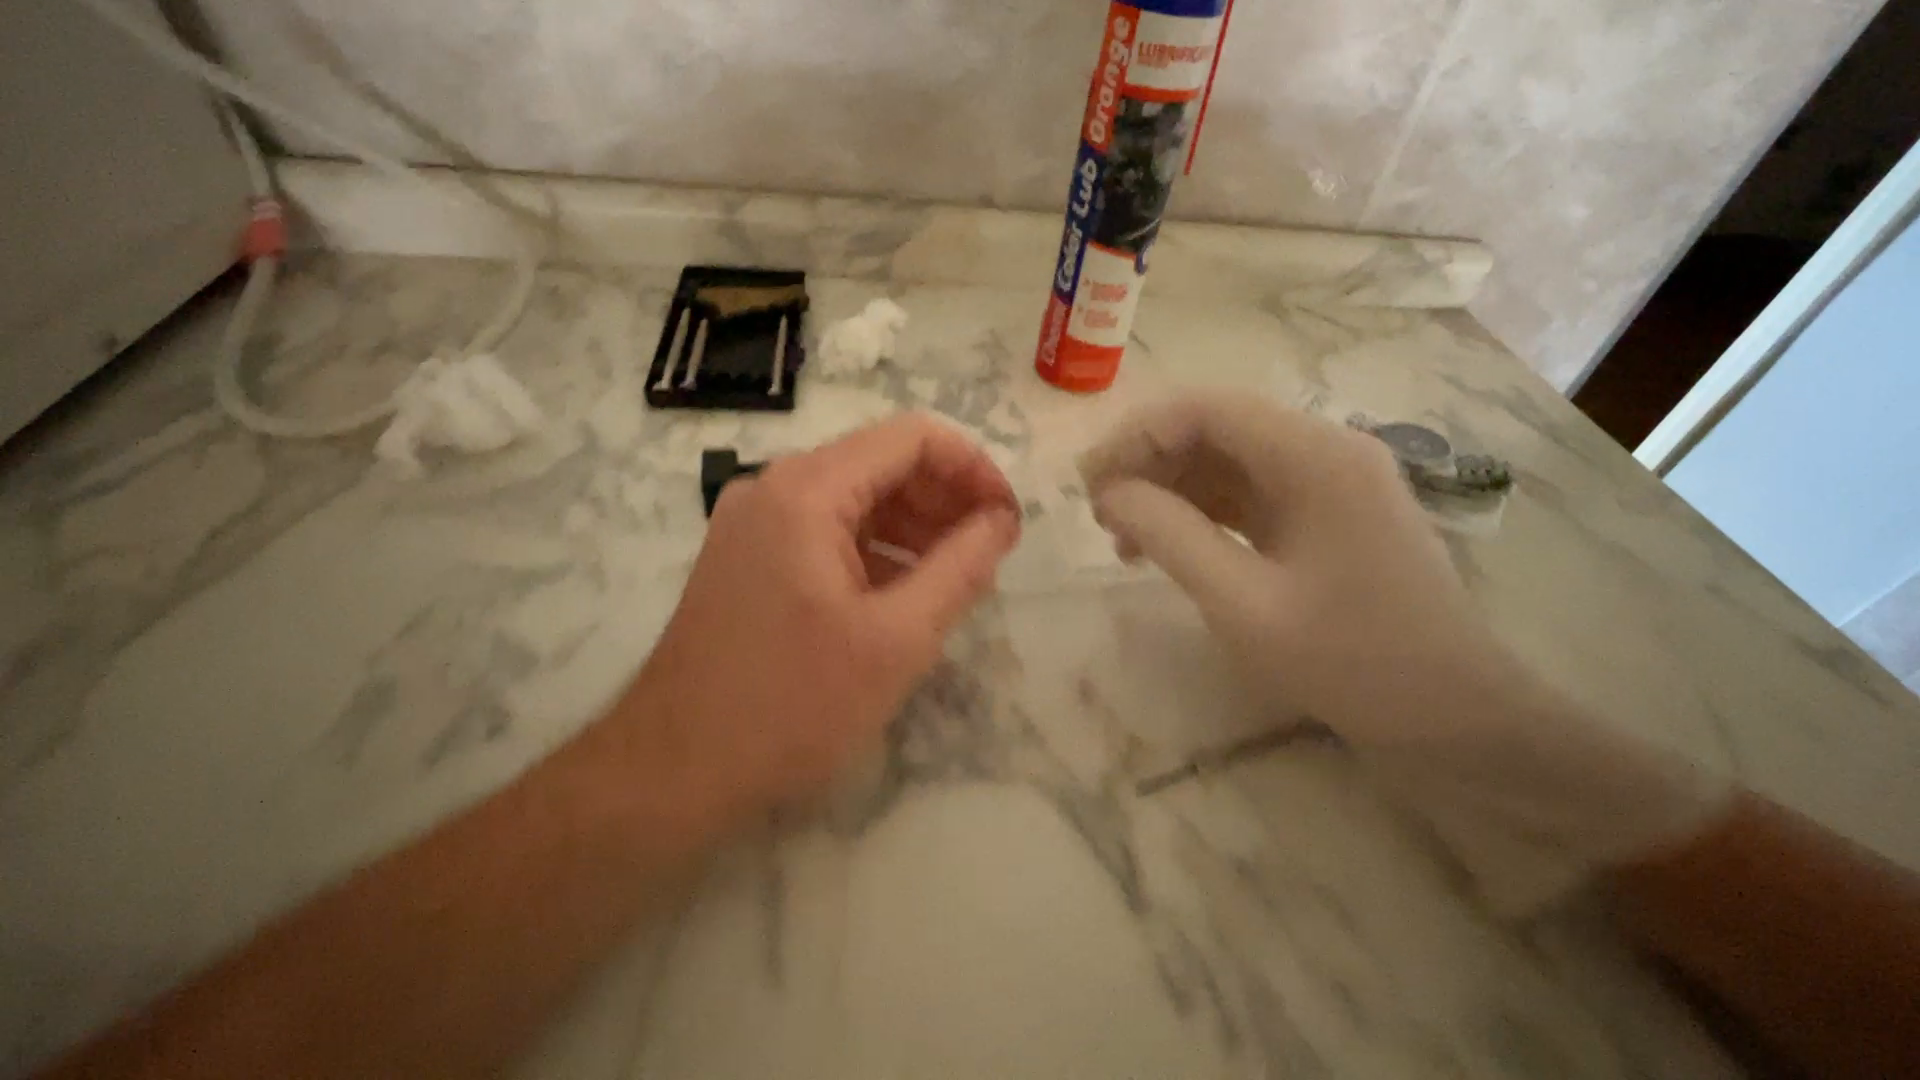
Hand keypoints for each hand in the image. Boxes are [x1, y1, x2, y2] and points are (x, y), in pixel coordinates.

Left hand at [621, 414, 1020, 840]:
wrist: (672, 770)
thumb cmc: (792, 705)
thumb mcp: (898, 640)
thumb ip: (962, 568)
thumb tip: (1001, 520)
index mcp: (807, 491)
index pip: (912, 438)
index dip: (973, 469)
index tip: (1009, 521)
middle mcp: (774, 488)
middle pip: (881, 462)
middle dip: (946, 499)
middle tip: (991, 553)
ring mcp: (753, 525)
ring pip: (854, 499)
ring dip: (914, 527)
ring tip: (958, 577)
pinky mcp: (746, 561)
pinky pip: (825, 534)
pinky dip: (875, 552)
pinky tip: (906, 595)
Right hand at [1079, 393, 1505, 737]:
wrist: (1453, 716)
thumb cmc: (1349, 660)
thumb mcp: (1242, 603)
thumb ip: (1169, 536)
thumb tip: (1110, 493)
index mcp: (1313, 455)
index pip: (1204, 409)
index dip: (1135, 437)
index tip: (1088, 487)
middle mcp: (1326, 450)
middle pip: (1216, 429)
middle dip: (1149, 464)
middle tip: (1100, 517)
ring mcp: (1333, 482)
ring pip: (1230, 462)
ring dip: (1172, 491)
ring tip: (1124, 541)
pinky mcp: (1331, 515)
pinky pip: (1253, 495)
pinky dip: (1205, 514)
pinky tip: (1171, 550)